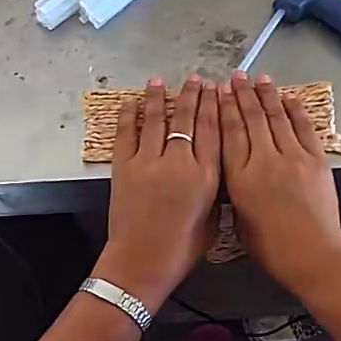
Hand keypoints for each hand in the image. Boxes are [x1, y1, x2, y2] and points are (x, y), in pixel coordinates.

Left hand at [94, 75, 220, 307]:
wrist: (142, 261)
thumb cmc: (182, 248)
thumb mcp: (213, 220)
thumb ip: (214, 190)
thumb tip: (213, 169)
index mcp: (206, 175)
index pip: (212, 129)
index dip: (214, 105)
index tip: (216, 89)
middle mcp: (179, 161)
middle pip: (187, 118)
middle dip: (192, 95)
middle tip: (196, 78)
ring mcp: (149, 161)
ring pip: (157, 119)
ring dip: (159, 97)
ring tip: (160, 80)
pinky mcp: (124, 167)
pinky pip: (127, 133)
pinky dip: (130, 115)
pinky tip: (133, 102)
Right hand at [220, 72, 340, 291]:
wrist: (311, 254)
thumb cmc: (271, 248)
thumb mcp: (238, 220)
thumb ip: (234, 191)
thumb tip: (235, 173)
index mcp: (240, 176)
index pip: (230, 132)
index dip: (224, 108)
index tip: (219, 91)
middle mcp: (264, 159)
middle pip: (251, 118)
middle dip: (242, 94)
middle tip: (236, 77)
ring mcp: (292, 157)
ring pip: (276, 117)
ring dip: (267, 96)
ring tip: (259, 79)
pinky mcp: (315, 160)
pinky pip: (304, 128)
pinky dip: (295, 110)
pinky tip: (288, 98)